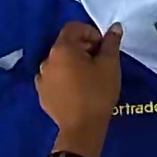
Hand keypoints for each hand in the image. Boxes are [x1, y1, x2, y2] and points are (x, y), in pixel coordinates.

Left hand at [37, 21, 123, 150]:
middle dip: (83, 48)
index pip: (74, 27)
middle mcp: (47, 59)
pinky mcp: (42, 94)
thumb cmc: (97, 93)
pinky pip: (53, 78)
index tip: (103, 48)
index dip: (91, 32)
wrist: (82, 129)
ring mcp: (41, 77)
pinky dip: (64, 78)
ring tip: (88, 78)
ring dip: (73, 63)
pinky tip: (76, 90)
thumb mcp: (110, 65)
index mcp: (62, 49)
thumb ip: (111, 43)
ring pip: (59, 61)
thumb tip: (114, 27)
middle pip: (66, 44)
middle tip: (99, 62)